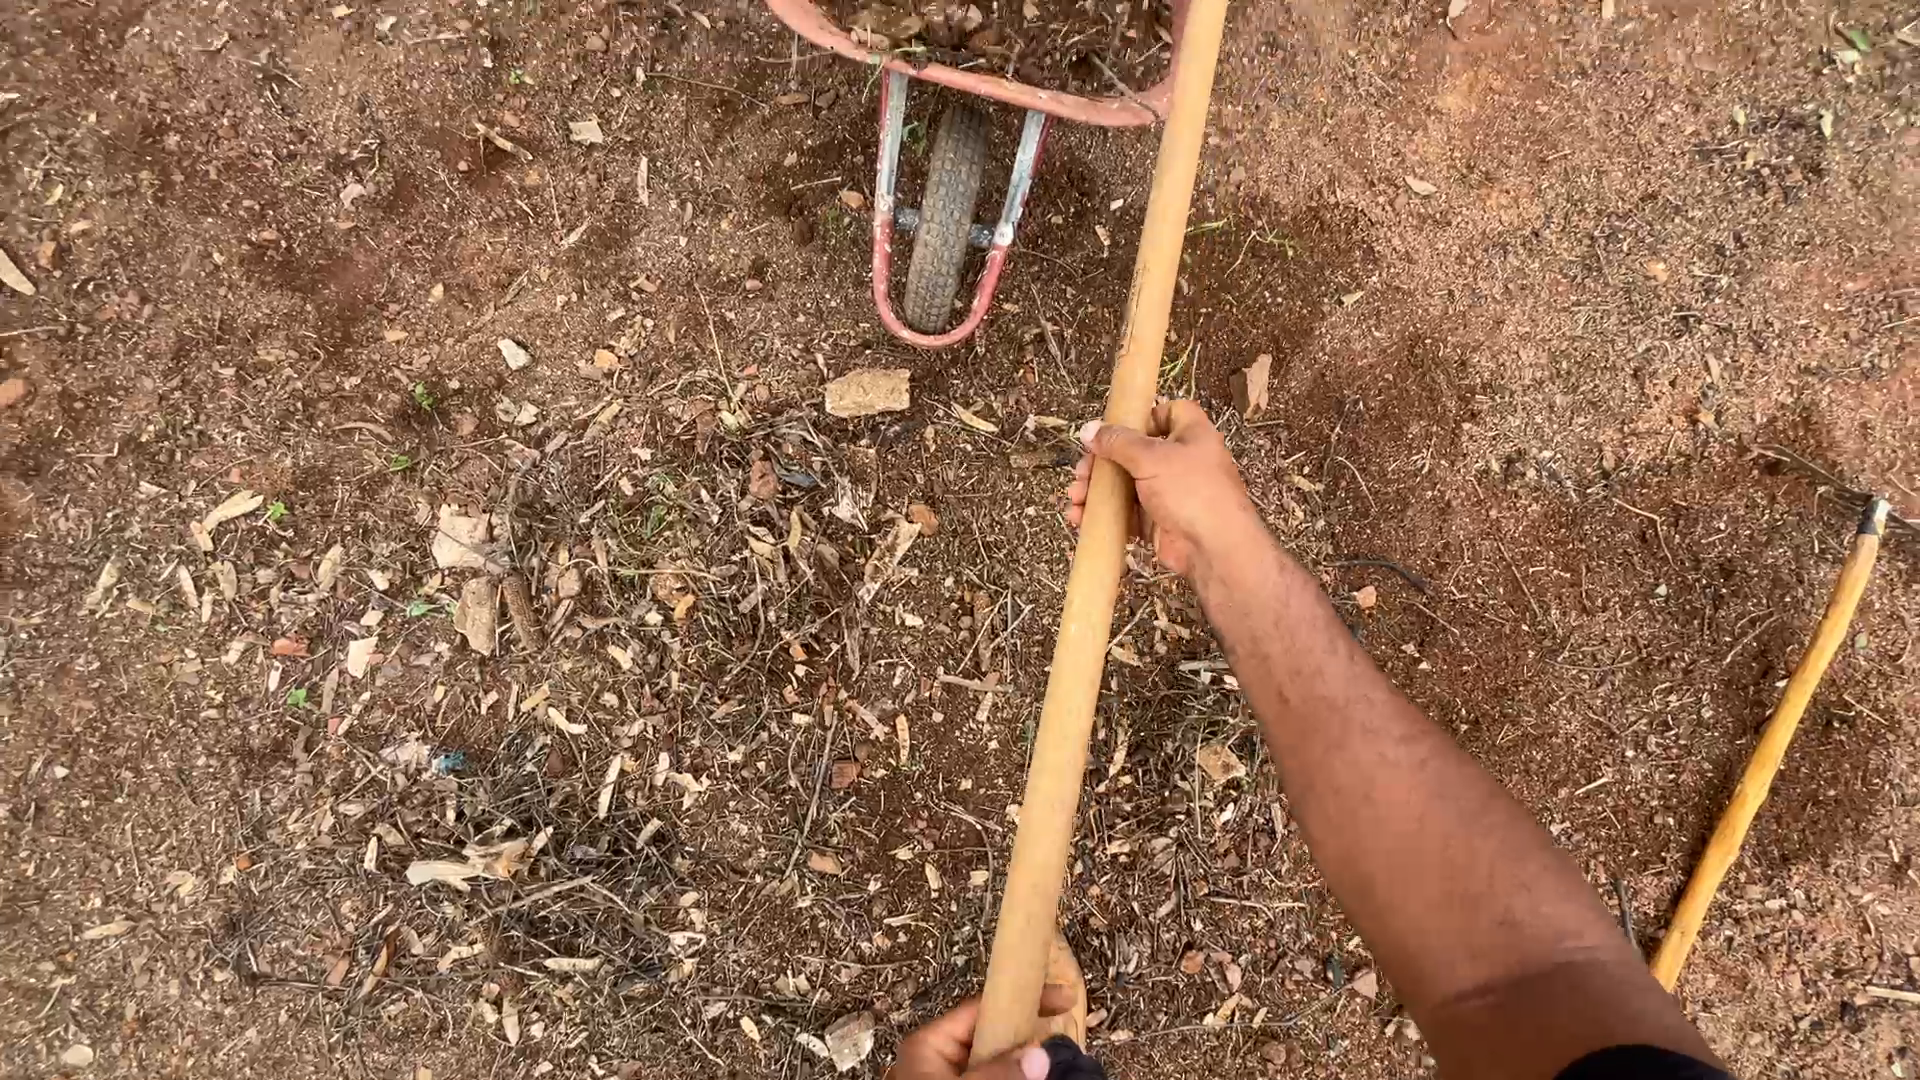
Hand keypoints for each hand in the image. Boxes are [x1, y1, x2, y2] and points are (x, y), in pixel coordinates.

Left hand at [889, 986, 1075, 1079]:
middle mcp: (938, 1059)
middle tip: (1063, 1035)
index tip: (1063, 999)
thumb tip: (1041, 1055)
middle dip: (1027, 1038)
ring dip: (1023, 1067)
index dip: (1021, 1001)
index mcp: (930, 1044)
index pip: (981, 1010)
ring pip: (995, 1066)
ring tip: (1057, 1063)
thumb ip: (998, 1075)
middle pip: (991, 1037)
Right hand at [1066, 400, 1262, 579]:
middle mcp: (1180, 461)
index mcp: (1191, 435)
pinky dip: (1103, 513)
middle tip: (1082, 471)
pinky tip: (1080, 517)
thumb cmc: (1192, 492)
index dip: (1143, 417)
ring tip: (1076, 497)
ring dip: (1096, 490)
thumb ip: (1117, 442)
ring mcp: (1167, 493)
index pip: (1170, 412)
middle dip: (1102, 462)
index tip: (1117, 429)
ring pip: (1125, 484)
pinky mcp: (1156, 520)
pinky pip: (1124, 512)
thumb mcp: (1152, 457)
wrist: (1213, 548)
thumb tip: (1088, 429)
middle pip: (1134, 452)